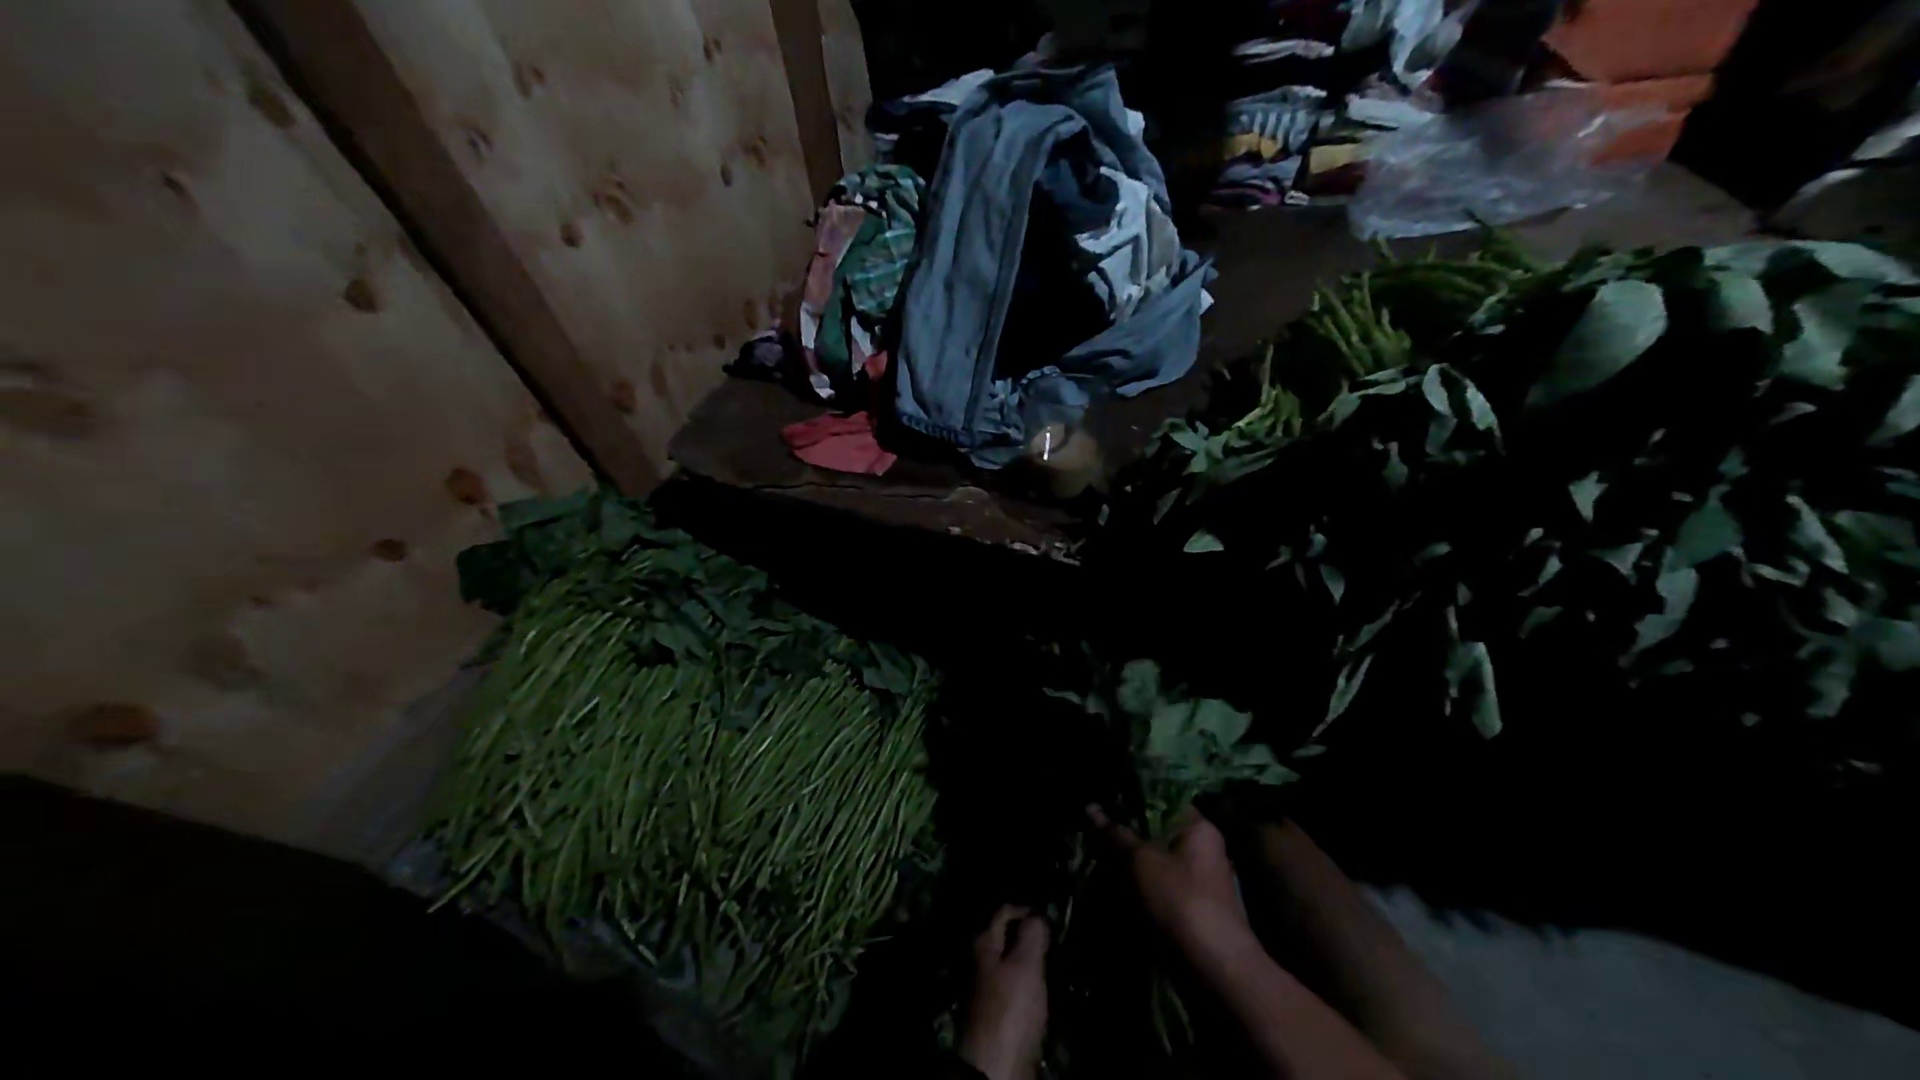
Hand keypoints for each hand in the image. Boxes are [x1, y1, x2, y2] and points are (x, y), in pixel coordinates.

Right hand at [1087, 804, 1251, 954]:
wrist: (1213, 968)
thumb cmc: (1179, 900)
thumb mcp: (1139, 861)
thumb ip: (1114, 834)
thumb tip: (1090, 808)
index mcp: (1198, 828)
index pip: (1161, 800)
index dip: (1130, 800)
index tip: (1101, 804)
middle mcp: (1202, 849)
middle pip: (1155, 832)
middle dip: (1124, 836)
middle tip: (1093, 836)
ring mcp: (1198, 881)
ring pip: (1154, 862)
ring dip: (1127, 865)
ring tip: (1097, 863)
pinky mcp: (1190, 908)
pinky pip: (1158, 887)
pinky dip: (1137, 888)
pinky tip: (1113, 891)